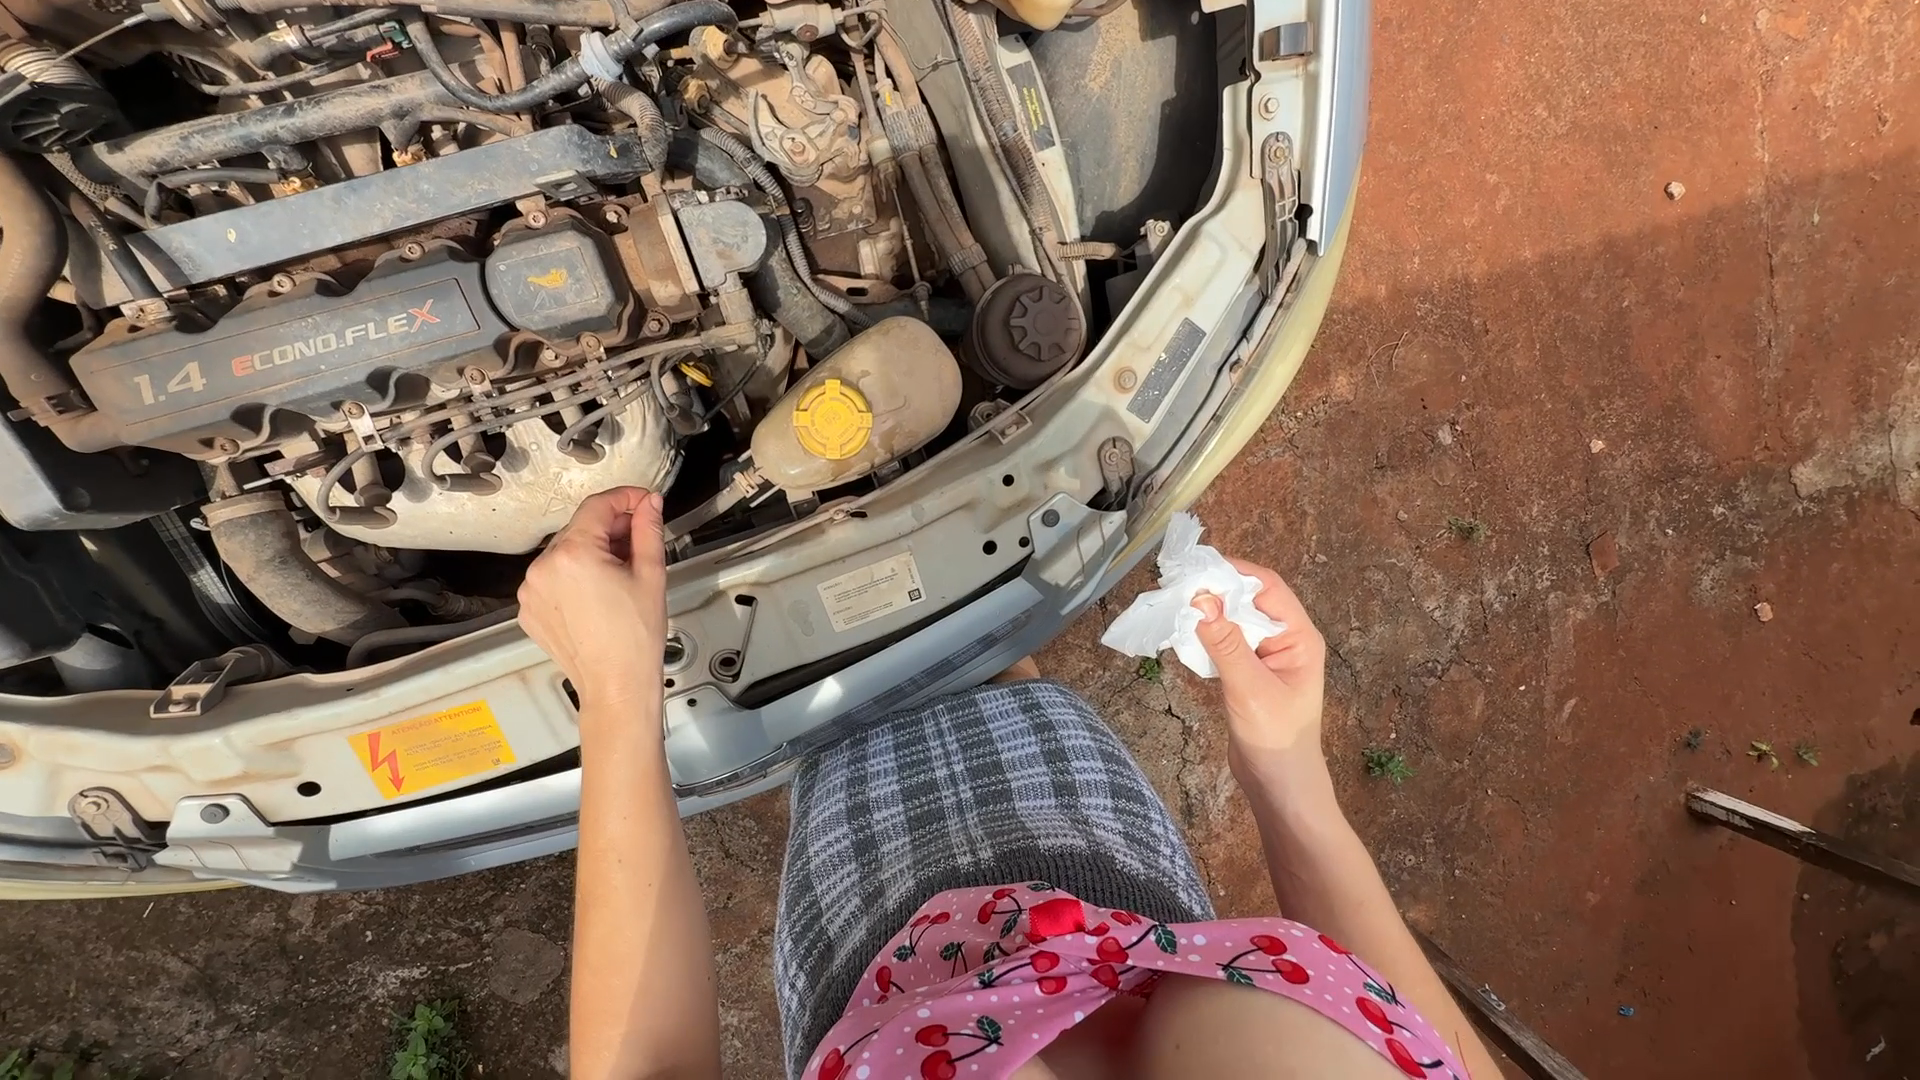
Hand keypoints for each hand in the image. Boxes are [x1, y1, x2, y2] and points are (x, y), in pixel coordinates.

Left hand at [518, 487, 667, 714]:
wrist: (616, 683)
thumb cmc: (634, 637)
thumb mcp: (652, 574)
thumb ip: (648, 530)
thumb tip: (649, 504)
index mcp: (573, 555)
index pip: (598, 506)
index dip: (626, 497)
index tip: (644, 501)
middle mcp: (543, 568)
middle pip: (581, 528)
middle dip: (613, 528)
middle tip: (642, 541)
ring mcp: (531, 590)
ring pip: (566, 552)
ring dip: (594, 552)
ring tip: (622, 575)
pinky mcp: (529, 608)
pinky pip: (554, 577)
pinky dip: (576, 575)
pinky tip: (601, 593)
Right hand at [1192, 558, 1328, 785]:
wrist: (1279, 787)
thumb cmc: (1275, 739)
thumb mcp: (1249, 689)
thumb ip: (1225, 644)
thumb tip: (1201, 599)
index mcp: (1298, 637)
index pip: (1267, 587)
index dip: (1234, 572)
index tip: (1197, 567)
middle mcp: (1284, 640)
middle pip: (1248, 599)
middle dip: (1215, 589)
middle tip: (1177, 585)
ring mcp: (1264, 656)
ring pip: (1233, 619)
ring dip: (1207, 611)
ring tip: (1174, 605)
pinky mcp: (1246, 671)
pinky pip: (1224, 640)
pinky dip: (1204, 633)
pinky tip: (1183, 635)